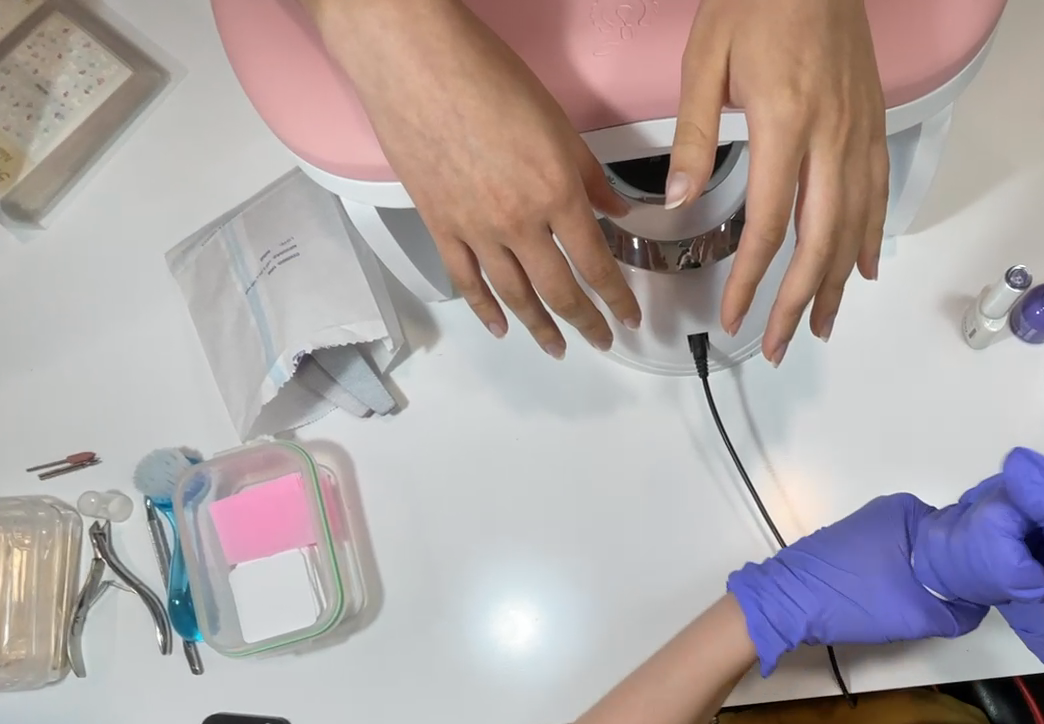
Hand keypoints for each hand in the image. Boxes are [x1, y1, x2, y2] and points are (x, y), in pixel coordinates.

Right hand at [310, 0, 639, 357]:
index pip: (597, 265)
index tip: (629, 318)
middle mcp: (520, 224)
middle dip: (586, 323)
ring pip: (515, 296)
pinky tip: (500, 328)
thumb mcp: (560, 126)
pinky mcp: (441, 226)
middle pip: (560, 292)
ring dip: (540, 327)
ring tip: (557, 348)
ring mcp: (477, 230)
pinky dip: (484, 309)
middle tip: (601, 340)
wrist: (414, 56)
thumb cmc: (488, 77)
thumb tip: (618, 212)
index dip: (617, 299)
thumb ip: (592, 178)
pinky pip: (466, 281)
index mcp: (557, 195)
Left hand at [668, 0, 887, 362]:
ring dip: (834, 286)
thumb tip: (678, 204)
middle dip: (797, 304)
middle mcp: (831, 140)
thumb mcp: (705, 61)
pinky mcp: (872, 127)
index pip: (766, 228)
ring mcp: (858, 135)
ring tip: (819, 326)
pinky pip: (877, 196)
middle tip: (780, 347)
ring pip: (853, 229)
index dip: (749, 282)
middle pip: (817, 244)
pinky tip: (860, 272)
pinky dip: (870, 240)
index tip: (732, 317)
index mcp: (786, 126)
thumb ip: (692, 138)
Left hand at [728, 494, 984, 674]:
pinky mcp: (851, 544)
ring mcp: (867, 525)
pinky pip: (892, 558)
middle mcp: (889, 510)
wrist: (785, 604)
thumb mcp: (915, 614)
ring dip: (924, 577)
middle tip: (958, 603)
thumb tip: (981, 608)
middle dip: (949, 572)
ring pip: (914, 553)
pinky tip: (902, 599)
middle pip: (938, 544)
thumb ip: (959, 614)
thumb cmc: (852, 600)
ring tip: (934, 604)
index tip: (985, 588)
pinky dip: (901, 576)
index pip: (963, 533)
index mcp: (909, 510)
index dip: (977, 563)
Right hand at [913, 449, 1043, 721]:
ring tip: (1006, 586)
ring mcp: (1011, 524)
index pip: (1007, 490)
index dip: (1004, 529)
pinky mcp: (994, 544)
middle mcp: (1032, 503)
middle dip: (991, 547)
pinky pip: (963, 538)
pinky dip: (969, 562)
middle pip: (984, 505)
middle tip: (1022, 583)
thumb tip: (1015, 457)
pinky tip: (987, 582)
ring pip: (969, 521)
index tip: (1028, 569)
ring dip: (978, 558)